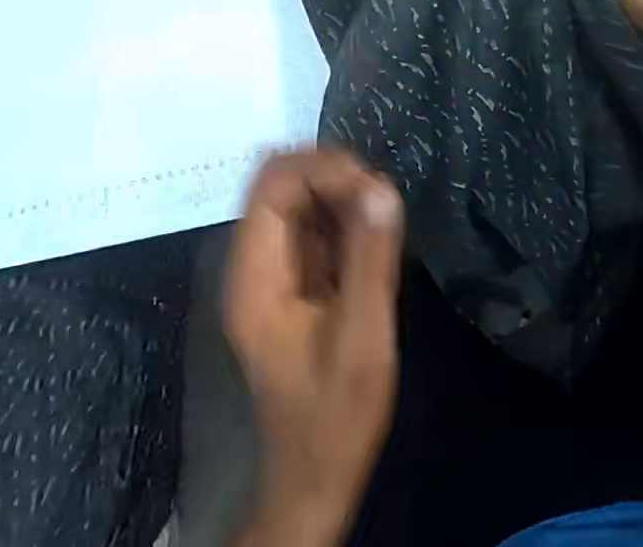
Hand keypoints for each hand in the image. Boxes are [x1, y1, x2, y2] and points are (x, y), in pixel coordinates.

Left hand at [224, 149, 403, 546]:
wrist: (318, 470)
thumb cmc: (336, 411)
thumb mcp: (362, 335)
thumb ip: (370, 258)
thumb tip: (382, 187)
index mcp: (257, 277)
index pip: (272, 186)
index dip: (323, 172)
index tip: (373, 191)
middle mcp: (258, 265)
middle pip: (282, 182)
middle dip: (335, 175)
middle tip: (383, 200)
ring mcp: (279, 271)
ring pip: (303, 198)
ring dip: (346, 192)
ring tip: (386, 216)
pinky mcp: (303, 278)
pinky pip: (321, 224)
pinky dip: (351, 214)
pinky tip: (379, 232)